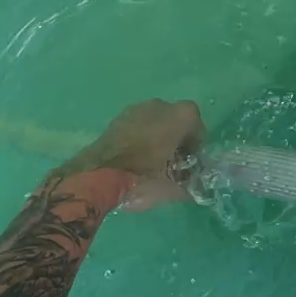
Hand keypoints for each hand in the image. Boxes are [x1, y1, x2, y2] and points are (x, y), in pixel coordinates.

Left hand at [57, 99, 205, 211]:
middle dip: (174, 143)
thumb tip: (192, 192)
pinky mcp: (116, 119)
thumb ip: (186, 187)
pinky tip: (131, 158)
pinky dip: (137, 139)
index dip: (194, 153)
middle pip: (175, 125)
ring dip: (155, 139)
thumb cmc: (142, 178)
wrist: (98, 175)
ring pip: (154, 124)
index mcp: (184, 115)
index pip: (198, 133)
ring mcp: (137, 108)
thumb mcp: (170, 188)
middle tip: (168, 165)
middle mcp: (162, 104)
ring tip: (148, 163)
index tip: (188, 168)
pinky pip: (135, 128)